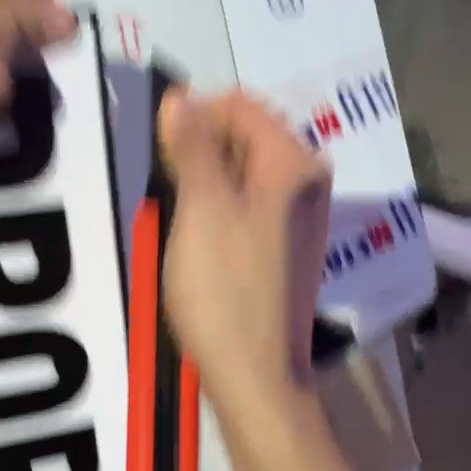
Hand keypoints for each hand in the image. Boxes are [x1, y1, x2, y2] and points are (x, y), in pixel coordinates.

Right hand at [159, 91, 331, 408]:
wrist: (258, 374)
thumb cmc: (224, 288)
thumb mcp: (200, 208)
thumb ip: (192, 145)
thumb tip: (182, 96)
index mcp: (293, 163)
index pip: (242, 104)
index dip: (196, 113)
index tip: (161, 150)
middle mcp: (309, 182)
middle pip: (248, 135)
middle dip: (202, 148)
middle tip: (169, 188)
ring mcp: (303, 217)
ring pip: (247, 172)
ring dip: (208, 180)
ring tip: (181, 216)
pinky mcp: (290, 247)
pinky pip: (254, 205)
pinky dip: (224, 207)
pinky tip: (201, 237)